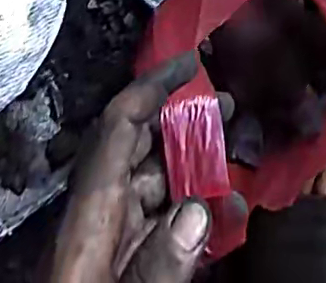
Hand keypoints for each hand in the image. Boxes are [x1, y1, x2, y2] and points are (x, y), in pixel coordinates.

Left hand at [46, 53, 216, 282]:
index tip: (192, 63)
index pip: (120, 128)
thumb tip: (199, 212)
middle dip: (184, 120)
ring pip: (157, 185)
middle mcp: (102, 217)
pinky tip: (225, 213)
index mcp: (90, 216)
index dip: (153, 86)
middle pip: (142, 148)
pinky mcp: (125, 266)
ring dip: (196, 166)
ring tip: (235, 154)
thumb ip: (156, 268)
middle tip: (229, 103)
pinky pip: (163, 225)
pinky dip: (194, 212)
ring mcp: (114, 242)